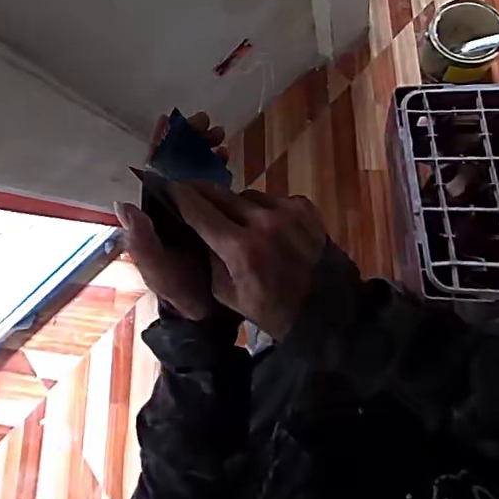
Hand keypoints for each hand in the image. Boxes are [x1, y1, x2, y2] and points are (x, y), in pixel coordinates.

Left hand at [114, 112, 230, 319]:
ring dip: (205, 150)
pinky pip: (212, 184)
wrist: (205, 313)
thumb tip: (123, 205)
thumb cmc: (176, 290)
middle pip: (176, 162)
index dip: (161, 143)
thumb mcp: (156, 269)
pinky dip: (219, 168)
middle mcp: (169, 205)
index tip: (172, 120)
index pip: (153, 169)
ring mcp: (190, 209)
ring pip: (194, 168)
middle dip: (190, 140)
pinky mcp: (210, 215)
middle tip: (210, 126)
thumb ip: (141, 241)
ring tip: (223, 139)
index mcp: (153, 211)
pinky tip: (231, 160)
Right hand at [168, 182, 326, 338]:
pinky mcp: (304, 207)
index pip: (199, 211)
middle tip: (190, 190)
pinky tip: (271, 228)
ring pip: (247, 195)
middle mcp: (262, 222)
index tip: (169, 187)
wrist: (329, 310)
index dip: (180, 196)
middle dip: (201, 191)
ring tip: (240, 222)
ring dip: (237, 204)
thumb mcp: (228, 294)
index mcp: (239, 248)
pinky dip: (266, 210)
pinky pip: (273, 199)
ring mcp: (286, 211)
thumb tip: (197, 230)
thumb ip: (210, 258)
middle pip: (220, 194)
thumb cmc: (272, 309)